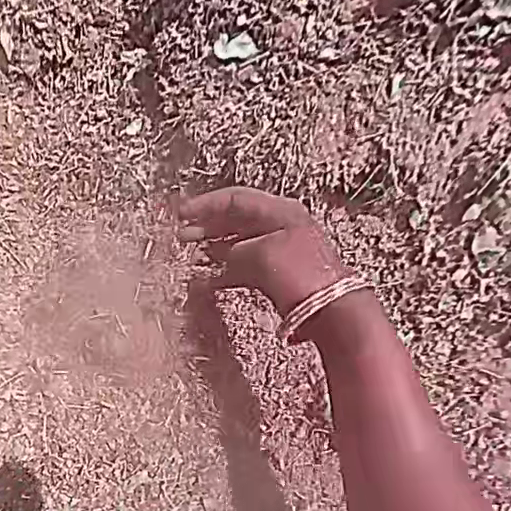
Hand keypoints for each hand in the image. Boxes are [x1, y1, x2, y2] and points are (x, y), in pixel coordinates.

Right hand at [179, 187, 346, 315]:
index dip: (206, 205)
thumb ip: (236, 250)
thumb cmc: (299, 274)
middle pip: (235, 220)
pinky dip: (224, 272)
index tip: (181, 214)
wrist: (329, 311)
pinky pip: (243, 269)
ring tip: (191, 255)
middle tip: (182, 236)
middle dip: (207, 226)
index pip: (236, 199)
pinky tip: (206, 280)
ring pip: (237, 245)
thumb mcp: (261, 254)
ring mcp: (277, 252)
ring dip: (213, 249)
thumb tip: (224, 256)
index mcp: (279, 212)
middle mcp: (278, 227)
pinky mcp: (275, 276)